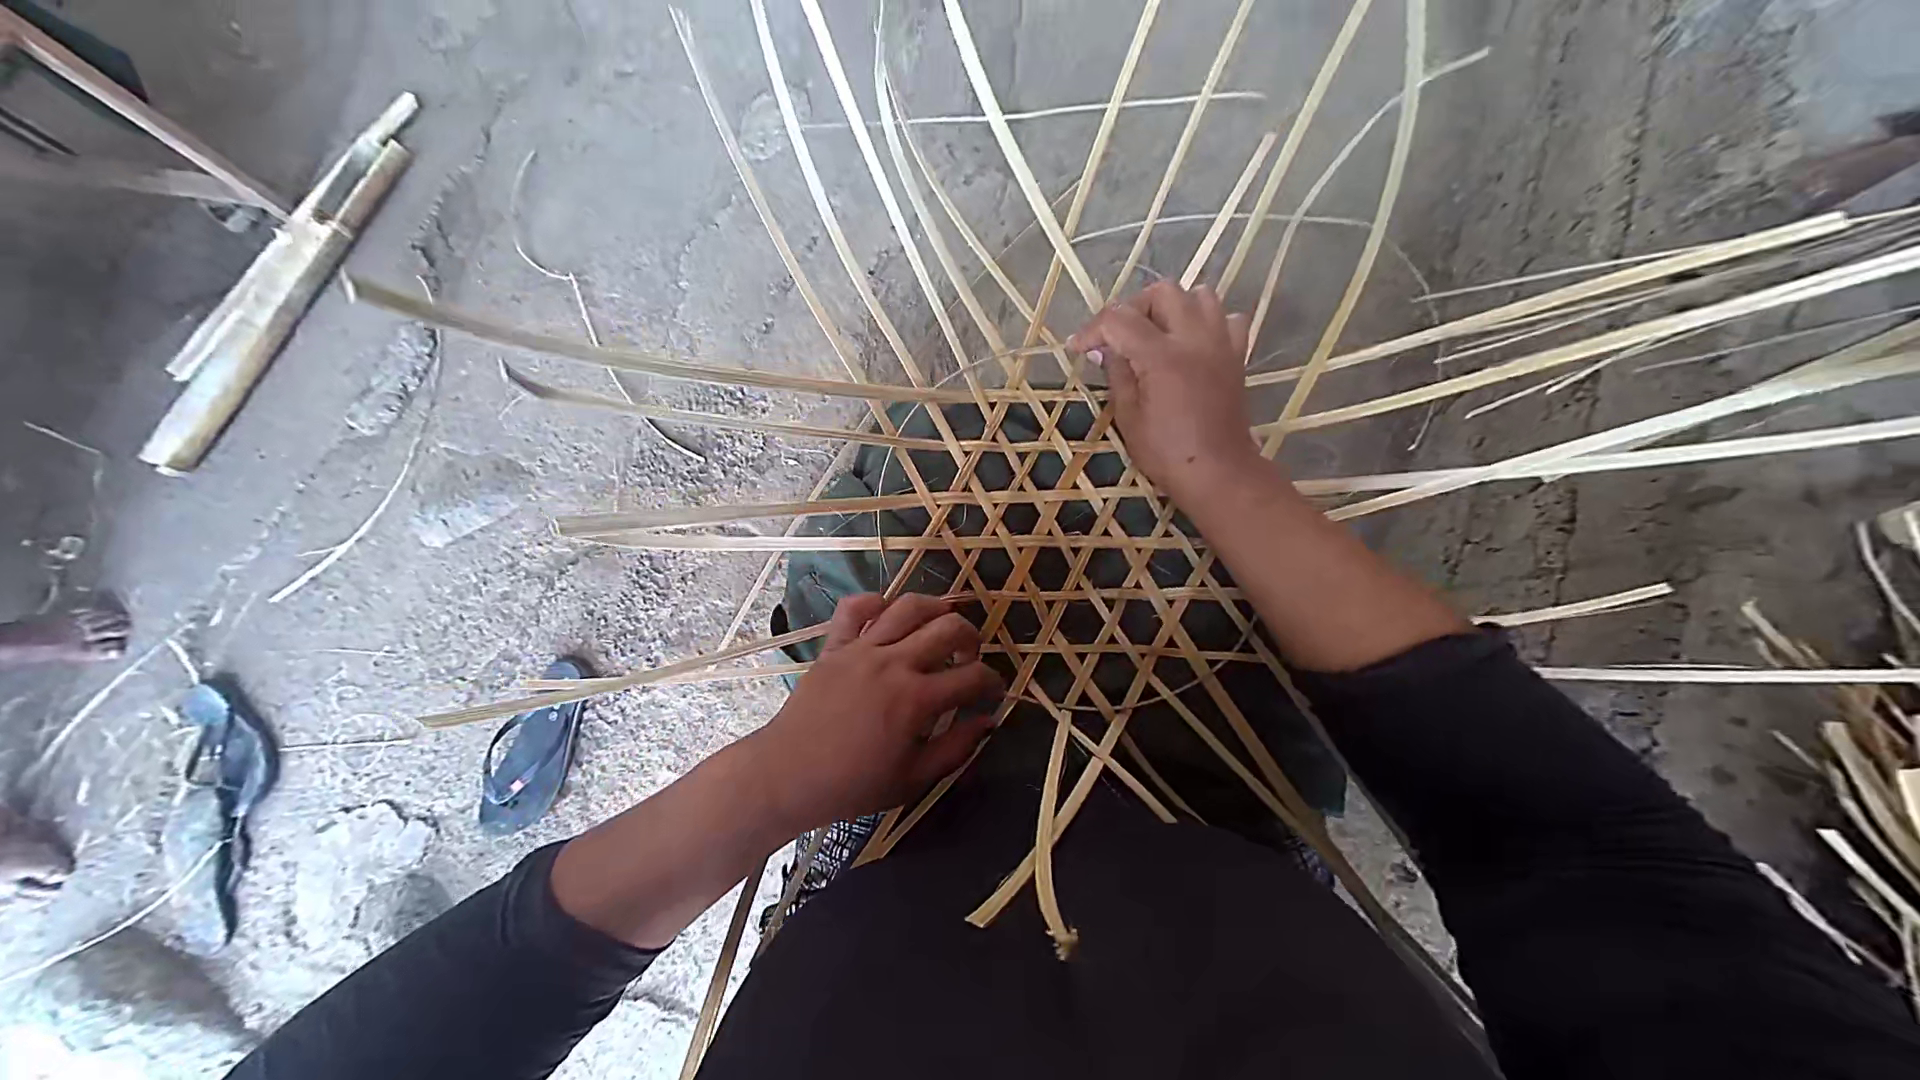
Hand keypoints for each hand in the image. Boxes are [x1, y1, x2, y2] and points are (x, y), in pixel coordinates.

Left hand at [740, 593, 1003, 830]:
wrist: (787, 776)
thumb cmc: (853, 785)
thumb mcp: (913, 779)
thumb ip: (956, 749)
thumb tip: (988, 721)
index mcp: (916, 700)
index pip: (973, 677)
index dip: (993, 682)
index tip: (993, 691)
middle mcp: (893, 663)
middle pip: (949, 628)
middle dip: (973, 638)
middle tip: (971, 657)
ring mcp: (861, 648)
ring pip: (909, 606)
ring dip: (936, 609)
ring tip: (943, 624)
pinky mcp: (835, 645)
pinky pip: (855, 607)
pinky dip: (876, 601)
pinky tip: (889, 615)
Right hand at [1068, 281, 1261, 498]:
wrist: (1217, 471)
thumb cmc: (1165, 452)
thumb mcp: (1128, 416)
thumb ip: (1117, 373)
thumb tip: (1105, 349)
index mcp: (1161, 356)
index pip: (1118, 320)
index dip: (1092, 330)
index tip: (1078, 348)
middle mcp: (1193, 338)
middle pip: (1161, 292)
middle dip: (1133, 309)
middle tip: (1119, 339)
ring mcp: (1220, 343)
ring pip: (1199, 295)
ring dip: (1173, 308)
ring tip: (1156, 334)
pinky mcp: (1237, 355)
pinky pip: (1226, 319)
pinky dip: (1207, 323)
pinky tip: (1192, 344)